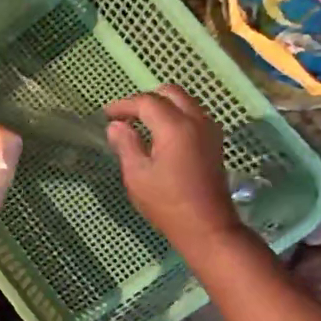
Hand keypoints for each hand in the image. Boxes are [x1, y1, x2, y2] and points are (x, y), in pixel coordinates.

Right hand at [105, 84, 242, 244]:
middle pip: (170, 93)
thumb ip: (126, 145)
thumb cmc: (167, 204)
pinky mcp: (214, 141)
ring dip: (162, 106)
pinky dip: (175, 115)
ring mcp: (209, 130)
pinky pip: (193, 114)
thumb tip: (116, 126)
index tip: (106, 115)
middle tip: (125, 116)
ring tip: (140, 124)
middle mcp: (196, 120)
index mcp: (175, 127)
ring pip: (184, 101)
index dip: (124, 105)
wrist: (207, 226)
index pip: (147, 102)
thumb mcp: (137, 175)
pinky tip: (160, 134)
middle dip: (145, 100)